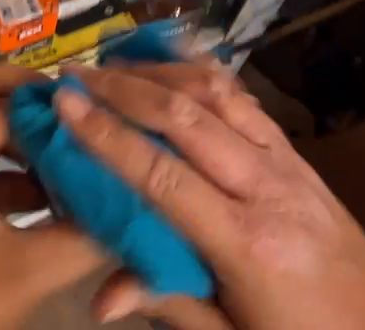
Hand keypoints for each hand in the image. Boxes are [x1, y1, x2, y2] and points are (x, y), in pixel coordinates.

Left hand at [0, 62, 105, 329]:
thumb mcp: (28, 269)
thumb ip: (85, 229)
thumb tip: (135, 197)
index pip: (4, 107)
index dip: (54, 115)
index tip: (102, 120)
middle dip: (28, 100)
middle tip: (79, 119)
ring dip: (16, 129)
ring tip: (70, 154)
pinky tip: (46, 187)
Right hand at [56, 63, 364, 329]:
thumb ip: (167, 301)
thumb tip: (99, 299)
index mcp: (246, 244)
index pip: (160, 173)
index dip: (106, 134)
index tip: (64, 102)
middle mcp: (267, 189)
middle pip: (184, 117)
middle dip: (122, 89)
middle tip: (74, 75)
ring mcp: (288, 165)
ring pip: (216, 95)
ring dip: (159, 72)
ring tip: (113, 63)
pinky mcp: (299, 158)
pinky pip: (245, 100)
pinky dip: (203, 73)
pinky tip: (174, 62)